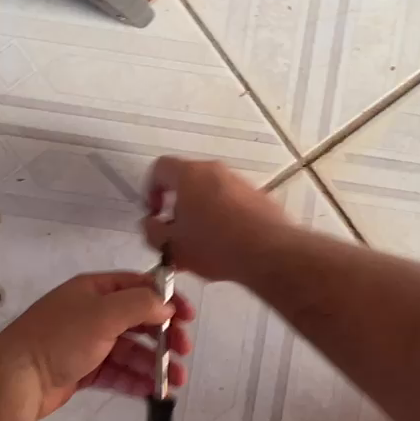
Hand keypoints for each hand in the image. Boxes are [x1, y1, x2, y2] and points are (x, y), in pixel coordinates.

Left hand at [0, 272, 195, 419]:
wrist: (15, 380)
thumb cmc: (60, 338)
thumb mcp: (103, 314)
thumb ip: (140, 305)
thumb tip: (167, 305)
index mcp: (94, 289)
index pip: (138, 286)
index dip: (165, 299)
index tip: (188, 317)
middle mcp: (91, 312)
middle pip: (137, 319)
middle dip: (162, 336)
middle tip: (183, 352)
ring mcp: (86, 342)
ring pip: (129, 349)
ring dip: (152, 363)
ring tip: (174, 382)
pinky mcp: (82, 370)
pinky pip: (116, 371)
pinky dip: (135, 379)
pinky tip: (153, 392)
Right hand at [141, 157, 289, 282]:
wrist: (268, 253)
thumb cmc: (215, 245)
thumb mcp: (171, 245)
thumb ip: (152, 231)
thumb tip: (151, 225)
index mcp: (188, 174)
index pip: (159, 168)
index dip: (151, 190)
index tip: (155, 213)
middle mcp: (214, 170)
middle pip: (186, 180)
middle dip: (177, 205)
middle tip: (176, 231)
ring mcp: (239, 181)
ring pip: (210, 191)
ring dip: (201, 211)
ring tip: (201, 242)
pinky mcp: (258, 196)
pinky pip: (232, 202)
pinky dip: (224, 217)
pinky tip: (225, 244)